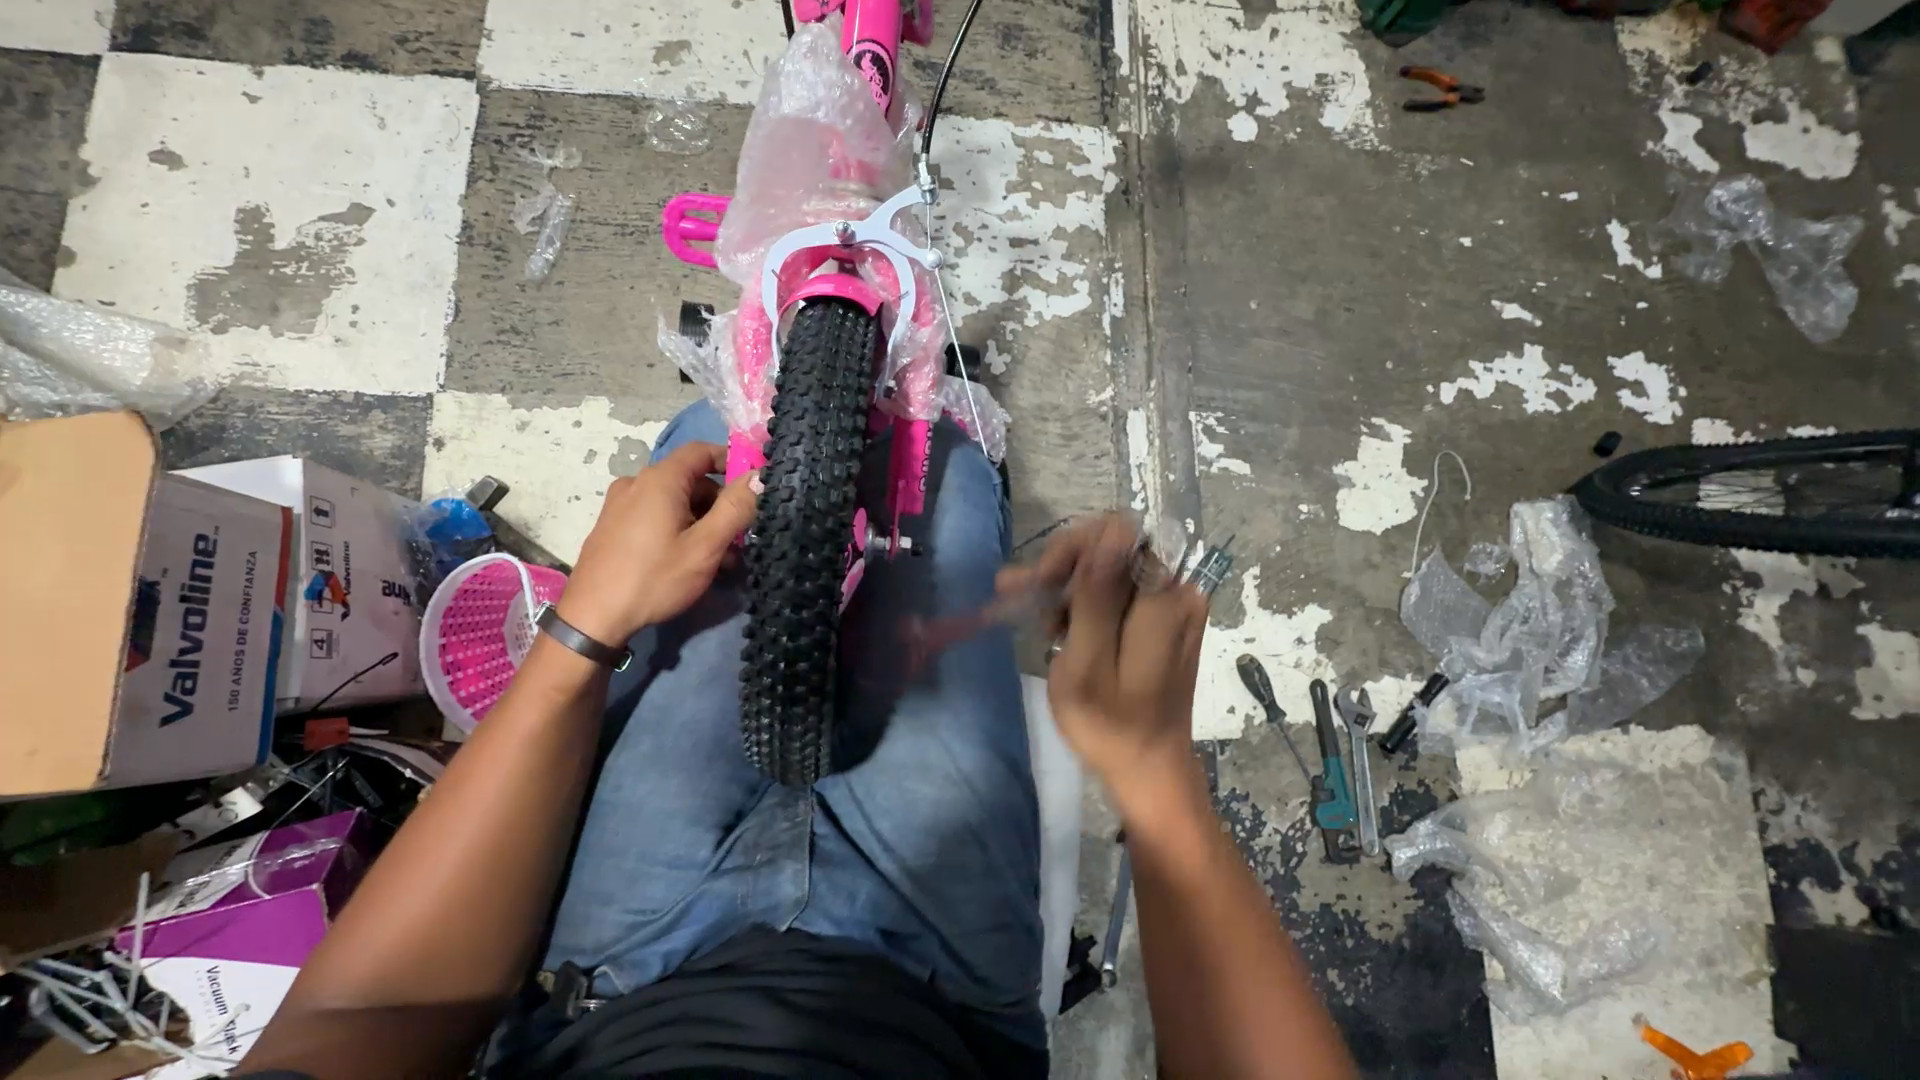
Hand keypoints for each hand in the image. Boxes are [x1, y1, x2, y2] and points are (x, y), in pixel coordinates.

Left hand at [555, 441, 757, 644]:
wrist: (593, 617)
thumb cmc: (654, 578)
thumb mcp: (705, 546)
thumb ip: (735, 508)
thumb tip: (759, 476)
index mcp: (660, 480)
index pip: (702, 451)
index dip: (732, 461)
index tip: (754, 486)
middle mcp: (637, 483)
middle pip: (690, 480)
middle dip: (720, 504)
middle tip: (741, 537)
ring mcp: (621, 505)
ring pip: (674, 502)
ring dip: (702, 522)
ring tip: (721, 558)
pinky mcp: (613, 526)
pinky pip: (656, 516)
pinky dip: (679, 529)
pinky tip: (690, 561)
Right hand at [1001, 515, 1209, 801]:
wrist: (1149, 771)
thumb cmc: (1110, 726)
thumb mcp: (1087, 664)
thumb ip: (1096, 596)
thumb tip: (1108, 531)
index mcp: (1163, 599)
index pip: (1116, 532)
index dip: (1073, 548)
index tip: (1044, 586)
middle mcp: (1178, 591)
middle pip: (1112, 548)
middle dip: (1064, 570)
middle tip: (1025, 604)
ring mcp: (1174, 606)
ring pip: (1112, 570)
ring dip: (1069, 590)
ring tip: (1036, 623)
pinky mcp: (1165, 622)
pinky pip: (1121, 594)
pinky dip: (1086, 606)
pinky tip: (1058, 629)